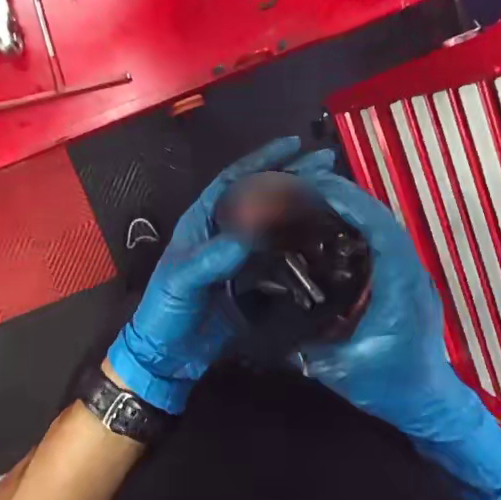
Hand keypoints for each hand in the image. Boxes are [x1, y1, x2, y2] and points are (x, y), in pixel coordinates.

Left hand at [104, 136, 334, 412]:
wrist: (169, 355)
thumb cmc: (166, 310)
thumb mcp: (182, 279)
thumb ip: (211, 257)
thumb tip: (248, 235)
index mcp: (205, 219)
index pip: (238, 179)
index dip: (264, 159)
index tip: (293, 144)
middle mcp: (228, 229)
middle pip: (265, 194)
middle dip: (295, 174)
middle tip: (327, 161)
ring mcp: (245, 253)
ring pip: (278, 220)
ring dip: (304, 204)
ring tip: (334, 191)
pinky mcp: (258, 277)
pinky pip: (284, 253)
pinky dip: (304, 242)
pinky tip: (324, 235)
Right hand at [291, 169, 500, 499]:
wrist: (431, 403)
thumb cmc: (393, 386)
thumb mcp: (344, 370)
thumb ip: (307, 350)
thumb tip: (263, 330)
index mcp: (400, 282)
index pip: (378, 226)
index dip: (348, 200)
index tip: (314, 184)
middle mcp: (410, 269)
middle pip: (381, 217)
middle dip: (344, 197)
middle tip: (303, 187)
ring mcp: (411, 273)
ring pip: (383, 226)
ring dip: (351, 209)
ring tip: (313, 201)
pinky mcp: (405, 281)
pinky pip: (382, 241)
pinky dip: (357, 228)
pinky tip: (330, 231)